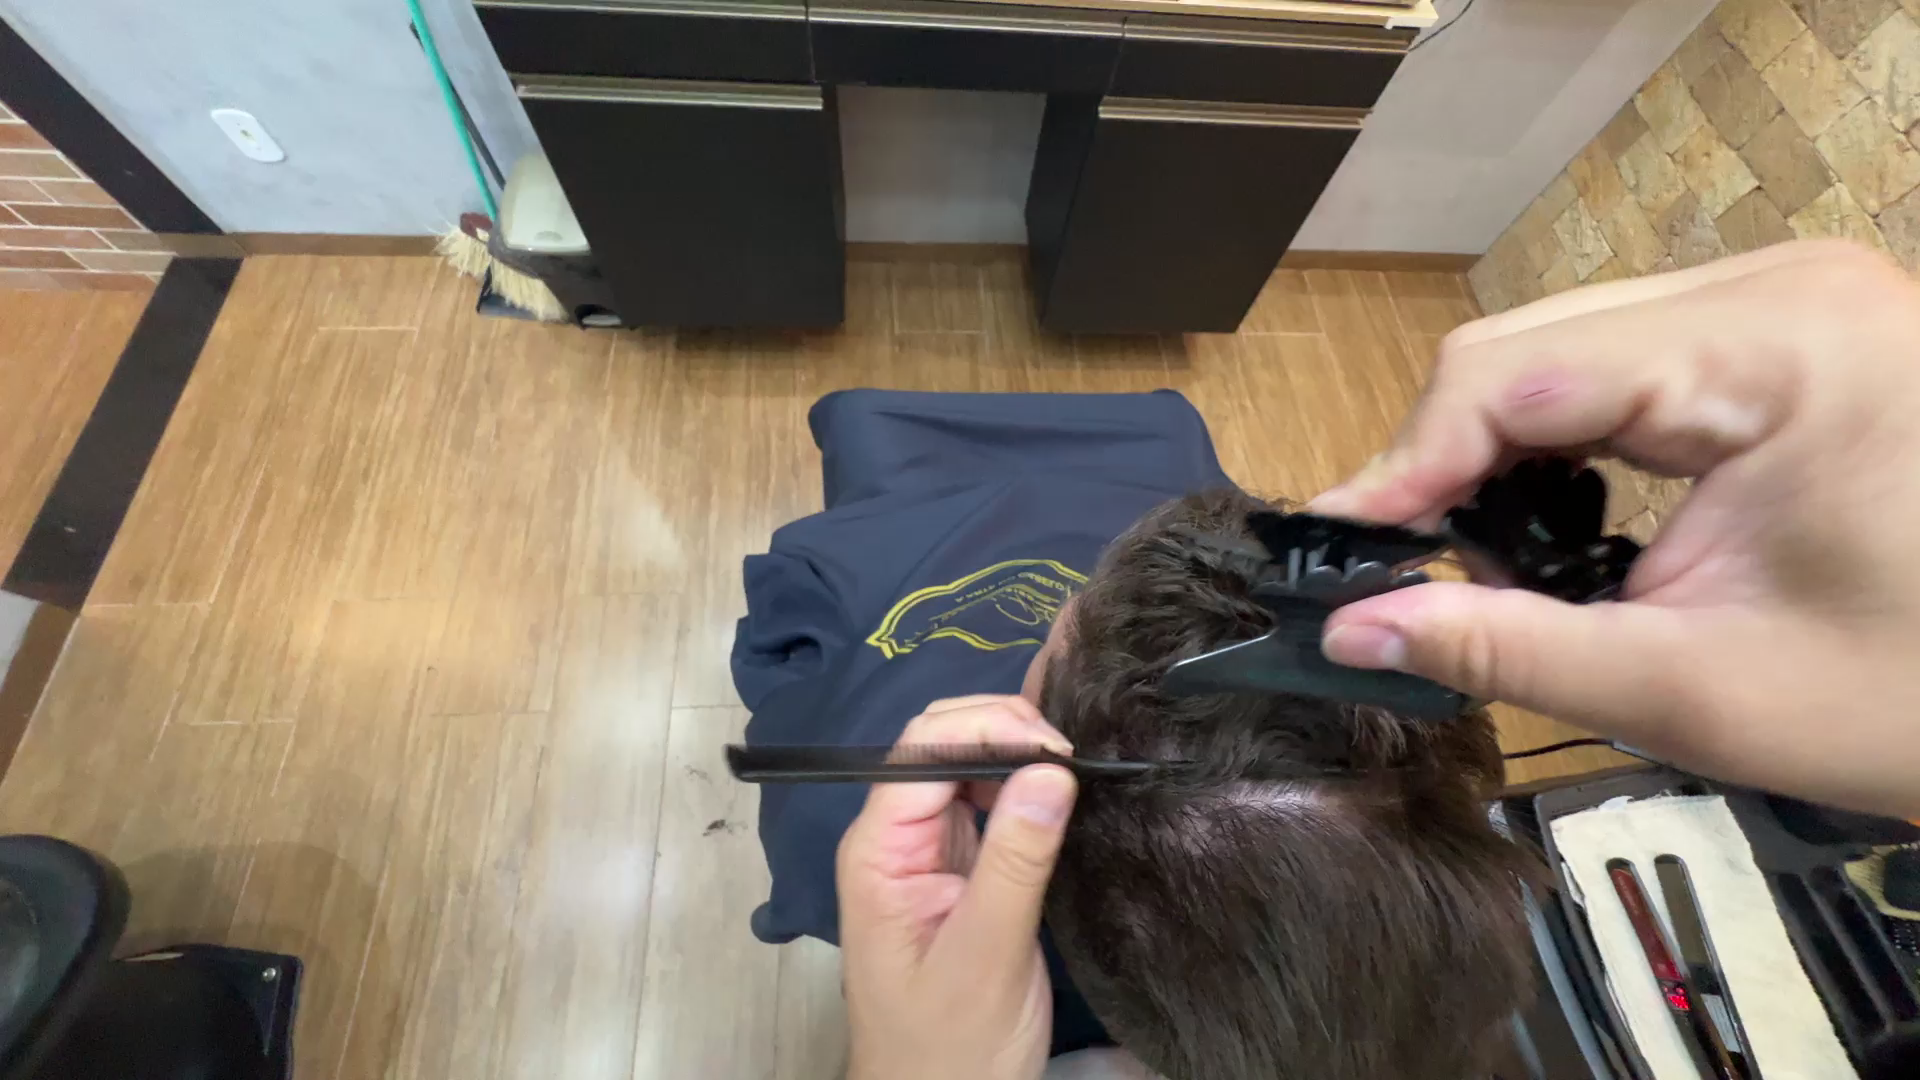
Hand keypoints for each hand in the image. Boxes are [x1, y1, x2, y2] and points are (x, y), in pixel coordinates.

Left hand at [837, 695, 1079, 1079]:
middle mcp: (892, 831)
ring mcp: (920, 841)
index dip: (987, 728)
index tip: (1057, 750)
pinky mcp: (950, 857)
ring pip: (958, 757)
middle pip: (935, 740)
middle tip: (1068, 753)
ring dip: (1010, 745)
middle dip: (999, 726)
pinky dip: (1015, 775)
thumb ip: (1016, 859)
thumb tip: (1053, 769)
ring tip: (1067, 762)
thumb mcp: (989, 956)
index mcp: (879, 848)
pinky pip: (978, 791)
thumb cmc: (952, 1045)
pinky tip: (1048, 783)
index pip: (922, 749)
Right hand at [1310, 240, 1919, 817]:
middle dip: (1429, 462)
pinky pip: (1577, 370)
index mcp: (1771, 349)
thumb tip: (1345, 630)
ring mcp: (1758, 304)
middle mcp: (1758, 291)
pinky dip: (1521, 443)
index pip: (1504, 379)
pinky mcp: (1751, 333)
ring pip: (1528, 357)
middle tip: (1397, 559)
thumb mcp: (1692, 690)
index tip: (1342, 552)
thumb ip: (1499, 651)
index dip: (1401, 468)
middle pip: (1506, 355)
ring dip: (1468, 454)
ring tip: (1459, 543)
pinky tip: (1525, 508)